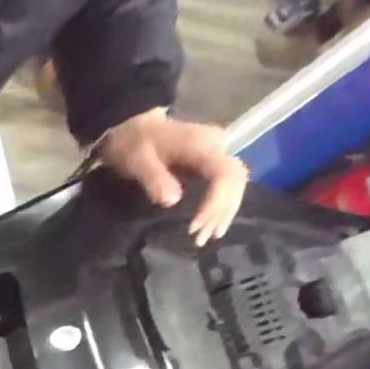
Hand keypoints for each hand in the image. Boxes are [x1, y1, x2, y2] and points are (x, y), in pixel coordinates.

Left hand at [96, 108, 248, 245]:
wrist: (135, 129)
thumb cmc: (134, 144)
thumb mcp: (138, 160)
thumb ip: (154, 178)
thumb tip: (173, 201)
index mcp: (200, 144)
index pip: (224, 174)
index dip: (215, 202)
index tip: (194, 226)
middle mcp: (216, 146)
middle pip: (235, 180)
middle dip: (221, 212)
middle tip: (201, 239)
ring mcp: (216, 154)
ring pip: (234, 184)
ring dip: (223, 212)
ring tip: (206, 238)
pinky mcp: (210, 163)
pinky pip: (224, 185)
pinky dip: (219, 206)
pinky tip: (210, 225)